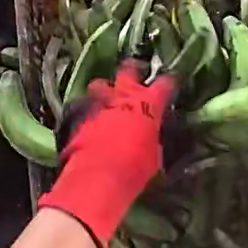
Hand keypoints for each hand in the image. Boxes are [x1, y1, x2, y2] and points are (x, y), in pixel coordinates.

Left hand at [37, 60, 176, 247]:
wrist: (97, 178)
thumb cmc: (134, 169)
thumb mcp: (154, 155)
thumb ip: (152, 137)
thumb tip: (150, 137)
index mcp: (149, 103)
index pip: (164, 83)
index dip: (168, 83)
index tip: (170, 84)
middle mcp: (123, 95)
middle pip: (128, 69)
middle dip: (132, 71)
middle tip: (134, 79)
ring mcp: (98, 102)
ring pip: (100, 84)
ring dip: (104, 90)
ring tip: (107, 100)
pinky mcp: (77, 114)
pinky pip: (84, 106)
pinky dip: (89, 112)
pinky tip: (90, 123)